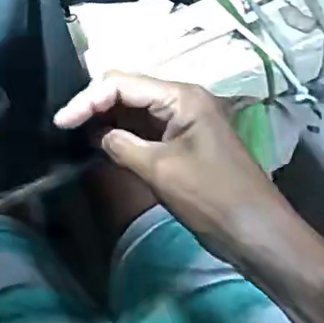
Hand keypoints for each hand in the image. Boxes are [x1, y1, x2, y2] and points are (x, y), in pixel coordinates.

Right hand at [54, 73, 300, 269]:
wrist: (263, 238)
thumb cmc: (214, 200)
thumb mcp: (159, 171)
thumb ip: (120, 144)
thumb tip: (95, 134)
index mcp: (182, 97)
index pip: (120, 84)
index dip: (86, 100)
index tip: (60, 122)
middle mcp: (182, 99)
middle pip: (125, 89)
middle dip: (92, 103)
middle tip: (64, 124)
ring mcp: (184, 119)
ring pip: (131, 107)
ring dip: (104, 117)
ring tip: (73, 130)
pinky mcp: (182, 138)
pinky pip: (142, 125)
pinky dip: (120, 131)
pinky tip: (99, 140)